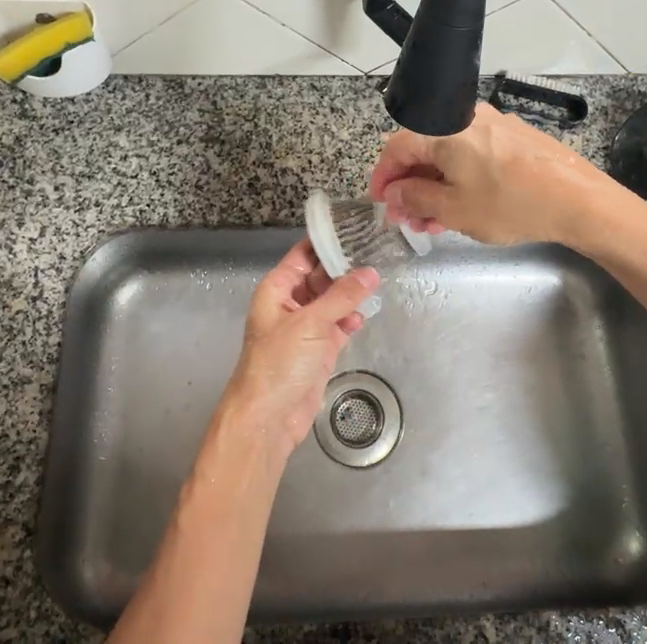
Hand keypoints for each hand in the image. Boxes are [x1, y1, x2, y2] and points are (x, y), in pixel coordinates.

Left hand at [215, 240, 379, 461]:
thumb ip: (341, 297)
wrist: (268, 418)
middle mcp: (290, 304)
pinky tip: (364, 315)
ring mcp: (305, 328)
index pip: (303, 255)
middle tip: (376, 253)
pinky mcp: (319, 349)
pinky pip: (338, 325)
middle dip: (344, 268)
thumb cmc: (279, 363)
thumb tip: (370, 272)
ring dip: (351, 295)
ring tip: (377, 282)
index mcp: (277, 289)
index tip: (356, 229)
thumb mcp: (310, 324)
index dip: (326, 242)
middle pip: (320, 276)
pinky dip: (350, 319)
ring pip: (332, 301)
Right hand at [369, 102, 627, 246]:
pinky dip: (460, 177)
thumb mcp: (454, 210)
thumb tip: (396, 193)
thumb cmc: (512, 204)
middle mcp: (466, 118)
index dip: (383, 177)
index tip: (381, 203)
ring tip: (435, 221)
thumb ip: (416, 199)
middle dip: (410, 185)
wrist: (579, 200)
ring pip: (450, 153)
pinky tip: (465, 206)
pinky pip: (474, 153)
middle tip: (407, 218)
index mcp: (444, 130)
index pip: (397, 147)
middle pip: (424, 148)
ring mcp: (495, 124)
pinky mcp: (515, 136)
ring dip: (435, 185)